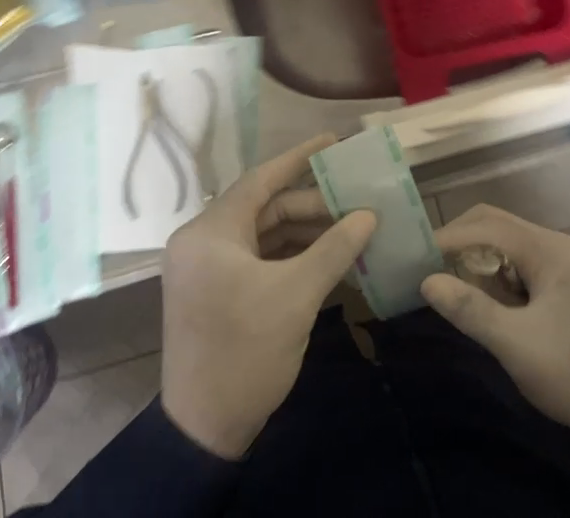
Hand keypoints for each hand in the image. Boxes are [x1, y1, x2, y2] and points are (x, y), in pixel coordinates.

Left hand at [159, 133, 377, 457]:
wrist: (205, 427)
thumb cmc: (246, 352)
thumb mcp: (297, 296)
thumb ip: (334, 248)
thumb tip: (369, 215)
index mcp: (209, 233)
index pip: (259, 180)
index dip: (299, 159)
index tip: (333, 141)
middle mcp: (200, 242)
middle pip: (263, 208)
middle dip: (311, 205)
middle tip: (357, 201)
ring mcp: (205, 269)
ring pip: (262, 235)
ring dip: (304, 233)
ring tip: (350, 229)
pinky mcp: (213, 292)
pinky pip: (256, 260)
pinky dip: (290, 257)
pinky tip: (327, 259)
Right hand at [421, 204, 569, 439]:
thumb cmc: (568, 373)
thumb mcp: (514, 344)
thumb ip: (470, 310)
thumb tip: (426, 281)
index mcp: (551, 252)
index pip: (490, 227)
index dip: (450, 237)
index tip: (415, 254)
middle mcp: (556, 245)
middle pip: (496, 225)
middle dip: (459, 241)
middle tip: (425, 264)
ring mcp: (559, 261)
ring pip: (503, 241)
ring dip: (474, 256)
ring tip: (446, 279)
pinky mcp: (556, 279)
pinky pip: (514, 260)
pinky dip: (490, 271)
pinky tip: (477, 294)